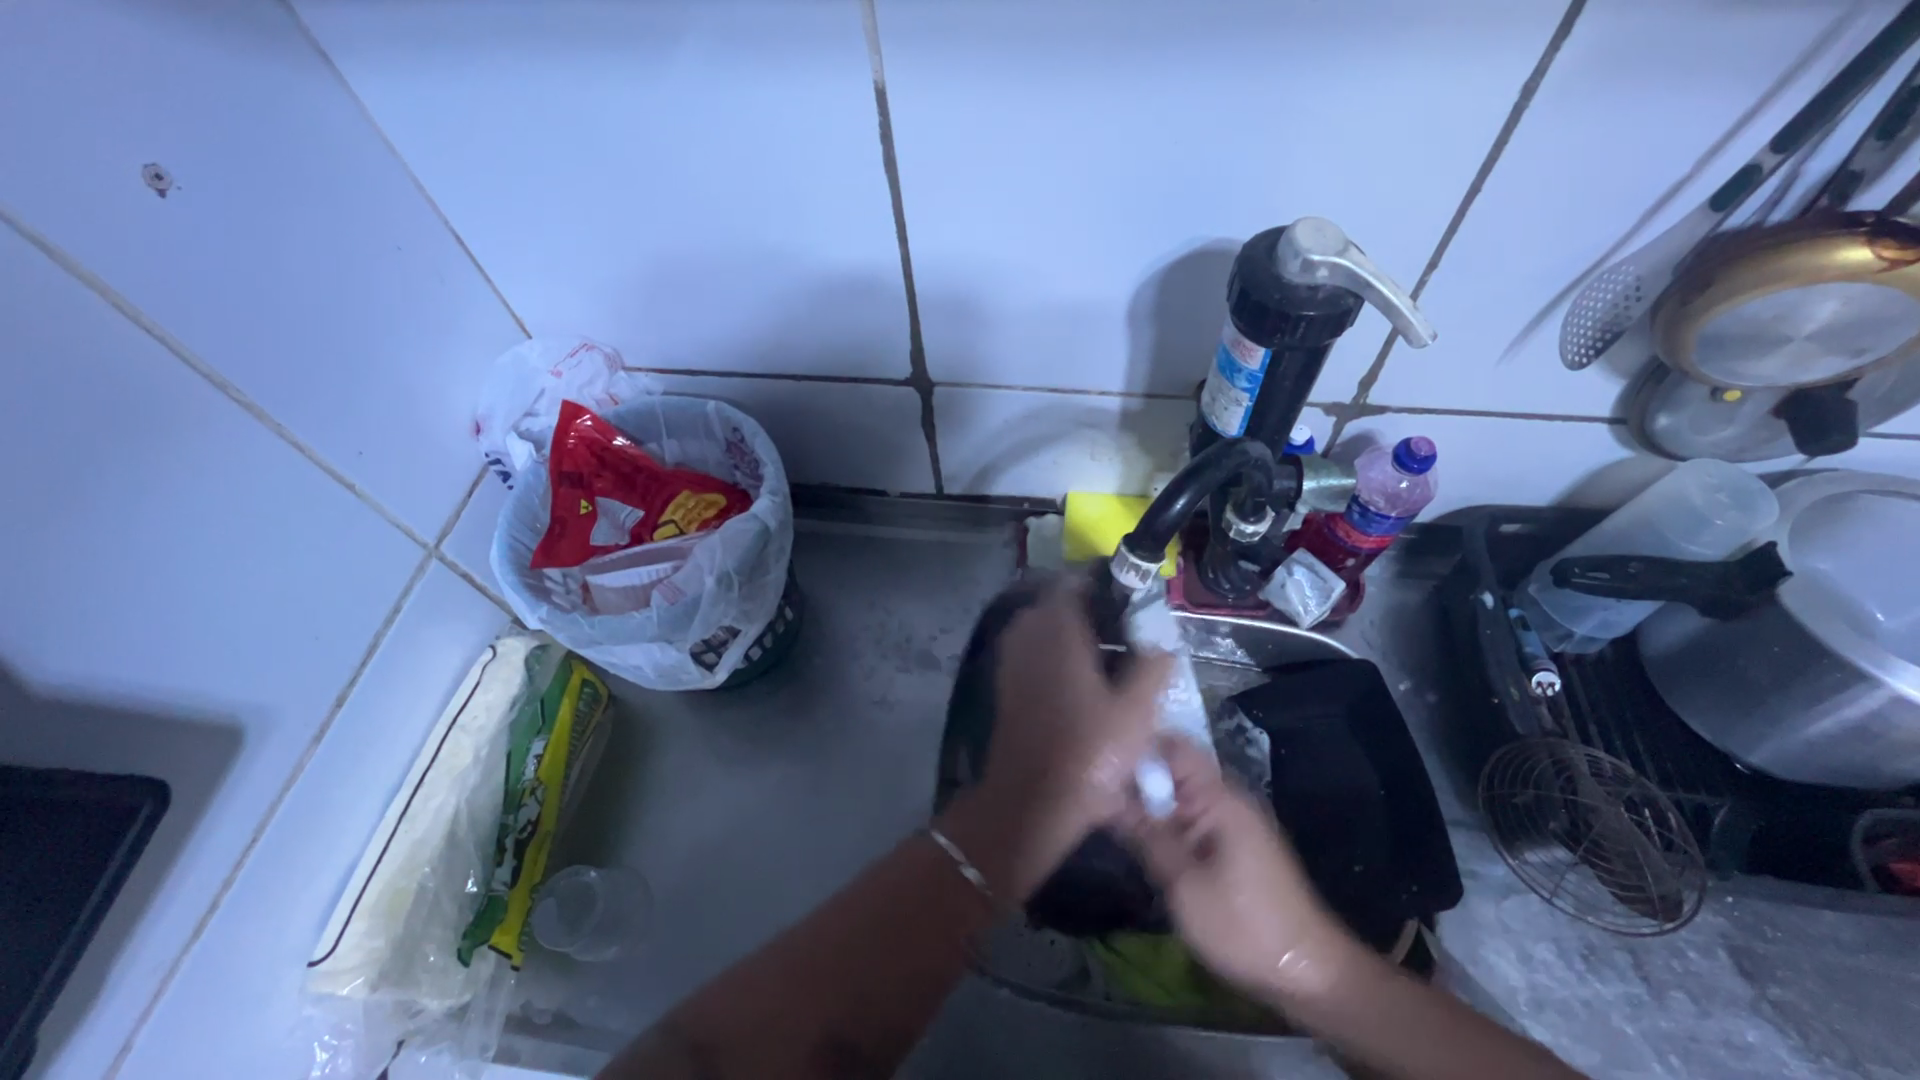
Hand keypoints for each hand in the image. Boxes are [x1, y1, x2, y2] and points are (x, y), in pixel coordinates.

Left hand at [965, 578, 1172, 888]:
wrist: (1031, 801)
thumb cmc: (1088, 752)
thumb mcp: (1137, 711)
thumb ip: (1153, 667)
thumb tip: (1162, 643)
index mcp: (1057, 630)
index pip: (1074, 583)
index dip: (1103, 585)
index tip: (1130, 599)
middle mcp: (1027, 636)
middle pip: (1056, 605)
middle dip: (1088, 611)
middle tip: (1123, 632)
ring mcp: (1010, 662)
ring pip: (1041, 631)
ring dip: (1069, 635)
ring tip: (1106, 659)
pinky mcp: (1005, 688)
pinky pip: (1032, 655)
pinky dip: (1053, 657)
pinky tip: (1081, 685)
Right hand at [1119, 736, 1359, 1001]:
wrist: (1307, 974)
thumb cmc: (1243, 925)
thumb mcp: (1183, 882)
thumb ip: (1145, 834)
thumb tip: (1106, 796)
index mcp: (1219, 798)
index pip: (1173, 746)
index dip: (1135, 745)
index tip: (1096, 759)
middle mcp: (1227, 801)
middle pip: (1174, 770)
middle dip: (1135, 778)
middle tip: (1091, 791)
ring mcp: (1233, 825)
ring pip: (1179, 798)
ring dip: (1147, 805)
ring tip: (1103, 812)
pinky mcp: (1233, 850)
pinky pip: (1191, 821)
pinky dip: (1164, 826)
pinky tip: (1137, 840)